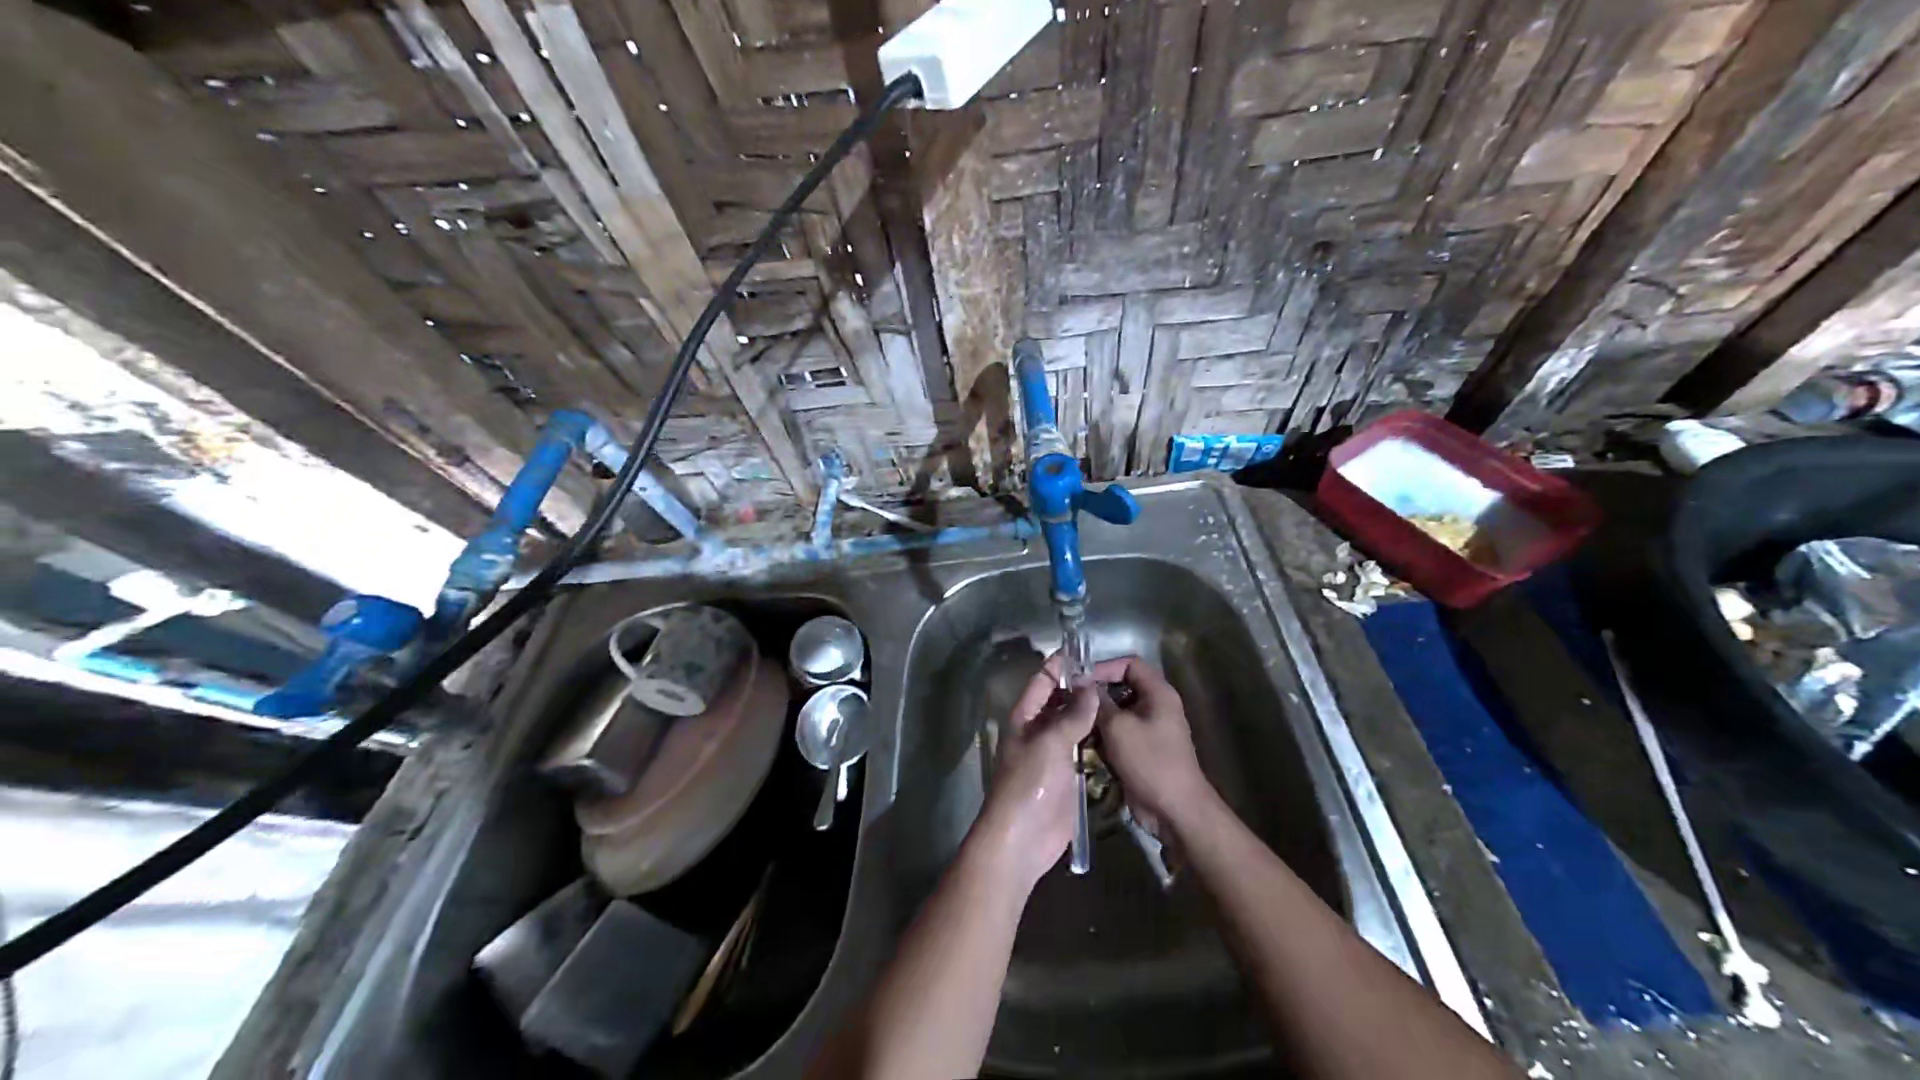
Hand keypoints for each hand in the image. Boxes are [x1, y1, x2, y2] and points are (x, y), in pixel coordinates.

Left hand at [971, 652, 1099, 889]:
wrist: (1023, 837)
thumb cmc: (1030, 783)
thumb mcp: (1051, 743)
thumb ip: (1072, 715)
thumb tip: (1090, 687)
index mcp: (1025, 717)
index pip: (1043, 680)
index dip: (1061, 665)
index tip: (1087, 652)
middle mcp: (1038, 730)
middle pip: (1060, 701)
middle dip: (1081, 688)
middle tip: (1114, 677)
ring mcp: (1053, 753)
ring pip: (1074, 725)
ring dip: (1092, 714)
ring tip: (1121, 699)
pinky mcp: (1068, 775)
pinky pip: (1083, 749)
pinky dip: (1098, 740)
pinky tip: (1118, 732)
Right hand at [1090, 656, 1212, 833]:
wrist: (1175, 810)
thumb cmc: (1150, 762)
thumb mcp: (1118, 727)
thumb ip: (1098, 702)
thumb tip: (1082, 684)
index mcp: (1158, 693)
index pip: (1129, 663)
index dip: (1104, 666)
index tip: (1079, 679)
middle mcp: (1156, 706)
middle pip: (1122, 687)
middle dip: (1096, 693)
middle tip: (1070, 700)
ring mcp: (1150, 728)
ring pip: (1118, 711)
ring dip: (1097, 717)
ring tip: (1073, 721)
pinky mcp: (1142, 749)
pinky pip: (1119, 732)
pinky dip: (1103, 735)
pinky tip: (1084, 742)